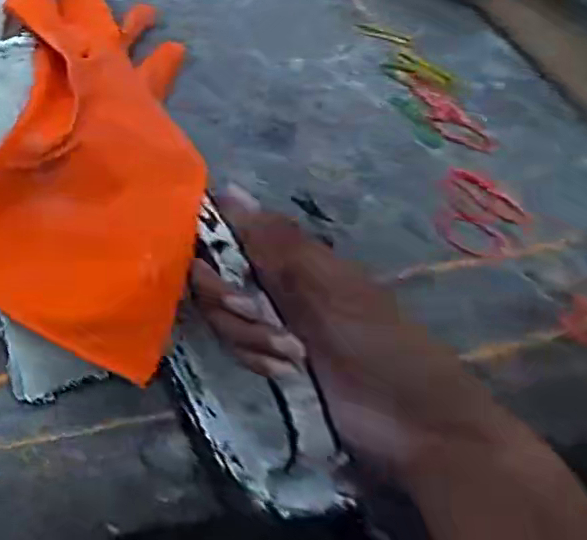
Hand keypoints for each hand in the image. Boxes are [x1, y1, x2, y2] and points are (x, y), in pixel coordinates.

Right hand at [188, 187, 518, 480]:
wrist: (418, 428)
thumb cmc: (382, 344)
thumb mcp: (333, 286)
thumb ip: (277, 240)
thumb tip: (227, 188)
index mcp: (280, 255)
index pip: (217, 229)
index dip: (198, 237)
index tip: (203, 257)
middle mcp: (260, 279)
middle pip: (201, 270)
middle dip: (220, 293)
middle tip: (251, 312)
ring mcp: (257, 317)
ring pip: (211, 308)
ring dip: (243, 332)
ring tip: (290, 353)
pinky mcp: (255, 351)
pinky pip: (225, 341)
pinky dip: (251, 355)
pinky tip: (283, 371)